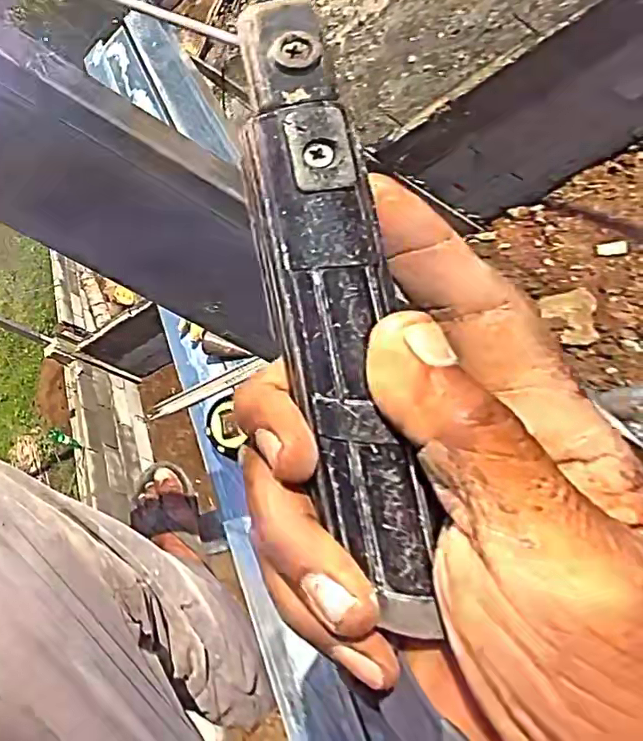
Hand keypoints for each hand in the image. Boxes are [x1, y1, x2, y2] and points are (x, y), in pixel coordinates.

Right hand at [236, 175, 642, 740]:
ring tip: (356, 600)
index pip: (468, 311)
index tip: (363, 195)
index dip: (416, 244)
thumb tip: (400, 344)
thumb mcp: (575, 571)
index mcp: (526, 438)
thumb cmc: (634, 703)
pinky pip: (278, 524)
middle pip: (315, 380)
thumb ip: (484, 448)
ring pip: (277, 460)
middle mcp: (439, 449)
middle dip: (284, 423)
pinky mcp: (345, 538)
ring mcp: (387, 496)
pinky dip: (300, 576)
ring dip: (295, 532)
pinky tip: (358, 622)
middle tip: (300, 468)